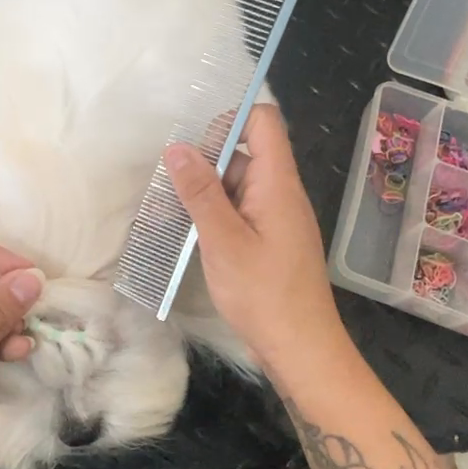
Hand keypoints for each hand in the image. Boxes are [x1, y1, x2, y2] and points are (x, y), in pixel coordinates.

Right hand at [163, 104, 344, 369]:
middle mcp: (280, 192)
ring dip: (205, 191)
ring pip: (238, 184)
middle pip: (244, 152)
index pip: (263, 122)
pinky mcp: (270, 239)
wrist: (301, 349)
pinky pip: (241, 210)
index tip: (192, 140)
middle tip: (166, 181)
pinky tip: (189, 231)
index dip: (230, 118)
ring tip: (168, 208)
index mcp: (277, 183)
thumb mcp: (223, 241)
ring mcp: (276, 217)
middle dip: (205, 160)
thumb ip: (200, 192)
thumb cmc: (263, 294)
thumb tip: (177, 147)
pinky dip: (215, 214)